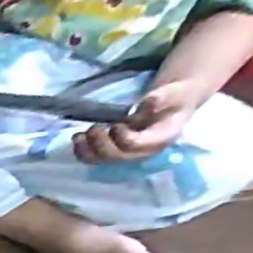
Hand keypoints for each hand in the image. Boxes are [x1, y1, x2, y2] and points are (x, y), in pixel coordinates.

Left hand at [74, 80, 199, 161]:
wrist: (171, 103)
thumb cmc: (175, 97)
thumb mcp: (175, 92)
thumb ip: (163, 97)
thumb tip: (148, 102)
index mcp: (160, 139)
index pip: (136, 145)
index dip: (123, 138)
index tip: (117, 124)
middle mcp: (142, 151)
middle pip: (115, 156)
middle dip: (100, 144)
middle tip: (93, 128)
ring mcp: (126, 154)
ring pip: (100, 160)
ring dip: (86, 150)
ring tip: (78, 135)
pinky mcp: (114, 152)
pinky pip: (93, 158)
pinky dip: (81, 151)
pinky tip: (77, 139)